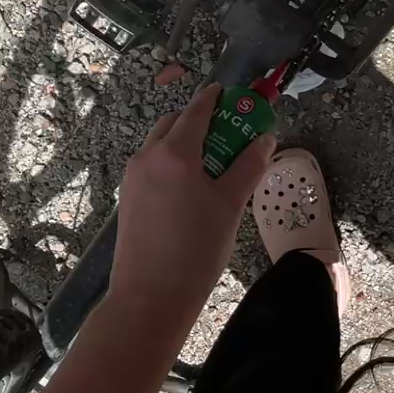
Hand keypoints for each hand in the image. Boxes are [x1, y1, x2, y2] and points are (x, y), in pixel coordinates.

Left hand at [111, 84, 275, 322]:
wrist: (149, 297)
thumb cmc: (195, 250)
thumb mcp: (231, 206)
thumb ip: (249, 167)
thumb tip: (266, 140)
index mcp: (174, 154)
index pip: (197, 110)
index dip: (216, 98)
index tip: (232, 94)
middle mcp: (148, 157)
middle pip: (175, 123)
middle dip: (202, 121)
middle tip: (230, 134)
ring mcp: (133, 177)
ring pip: (161, 143)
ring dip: (185, 141)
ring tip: (213, 164)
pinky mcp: (128, 196)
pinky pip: (152, 164)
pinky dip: (172, 161)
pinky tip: (192, 188)